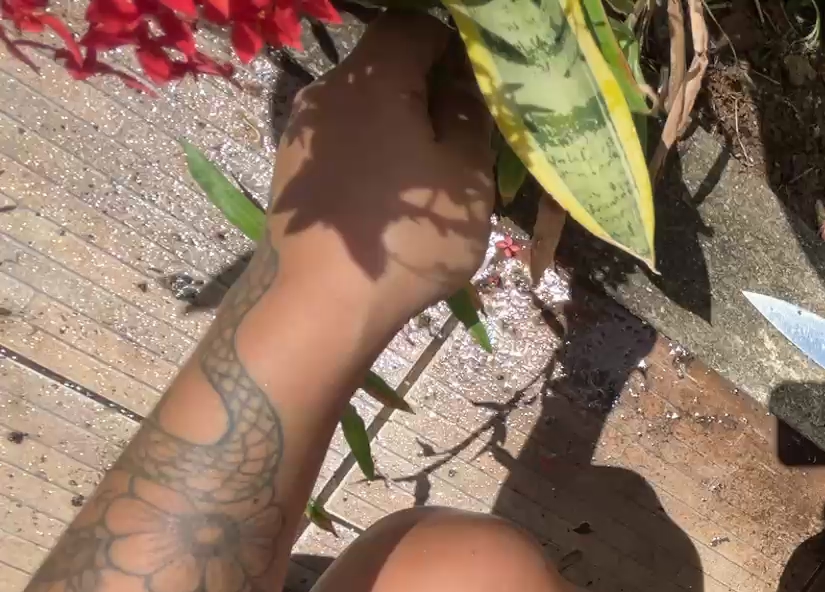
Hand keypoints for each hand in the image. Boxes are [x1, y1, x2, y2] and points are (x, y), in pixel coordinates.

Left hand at [267, 14, 493, 347]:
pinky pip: (352, 133)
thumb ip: (472, 121)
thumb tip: (469, 84)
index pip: (414, 26)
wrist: (335, 295)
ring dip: (410, 120)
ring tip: (443, 168)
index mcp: (375, 82)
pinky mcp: (301, 161)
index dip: (455, 45)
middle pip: (389, 62)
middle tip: (475, 133)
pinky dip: (384, 145)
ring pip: (370, 101)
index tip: (486, 83)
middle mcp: (331, 89)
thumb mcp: (467, 178)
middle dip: (434, 86)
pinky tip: (404, 189)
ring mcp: (309, 126)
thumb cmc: (415, 234)